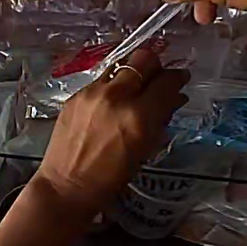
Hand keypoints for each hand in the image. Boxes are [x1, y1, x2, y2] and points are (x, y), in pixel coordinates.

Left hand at [30, 49, 190, 219]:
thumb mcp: (144, 151)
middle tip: (155, 79)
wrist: (67, 186)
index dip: (177, 78)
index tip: (180, 78)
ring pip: (120, 66)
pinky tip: (109, 104)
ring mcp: (92, 93)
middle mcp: (115, 97)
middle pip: (143, 60)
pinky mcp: (75, 96)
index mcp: (138, 116)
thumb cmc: (111, 178)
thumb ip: (160, 120)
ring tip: (132, 90)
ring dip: (130, 74)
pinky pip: (100, 81)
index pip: (166, 82)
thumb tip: (175, 98)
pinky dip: (110, 88)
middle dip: (154, 67)